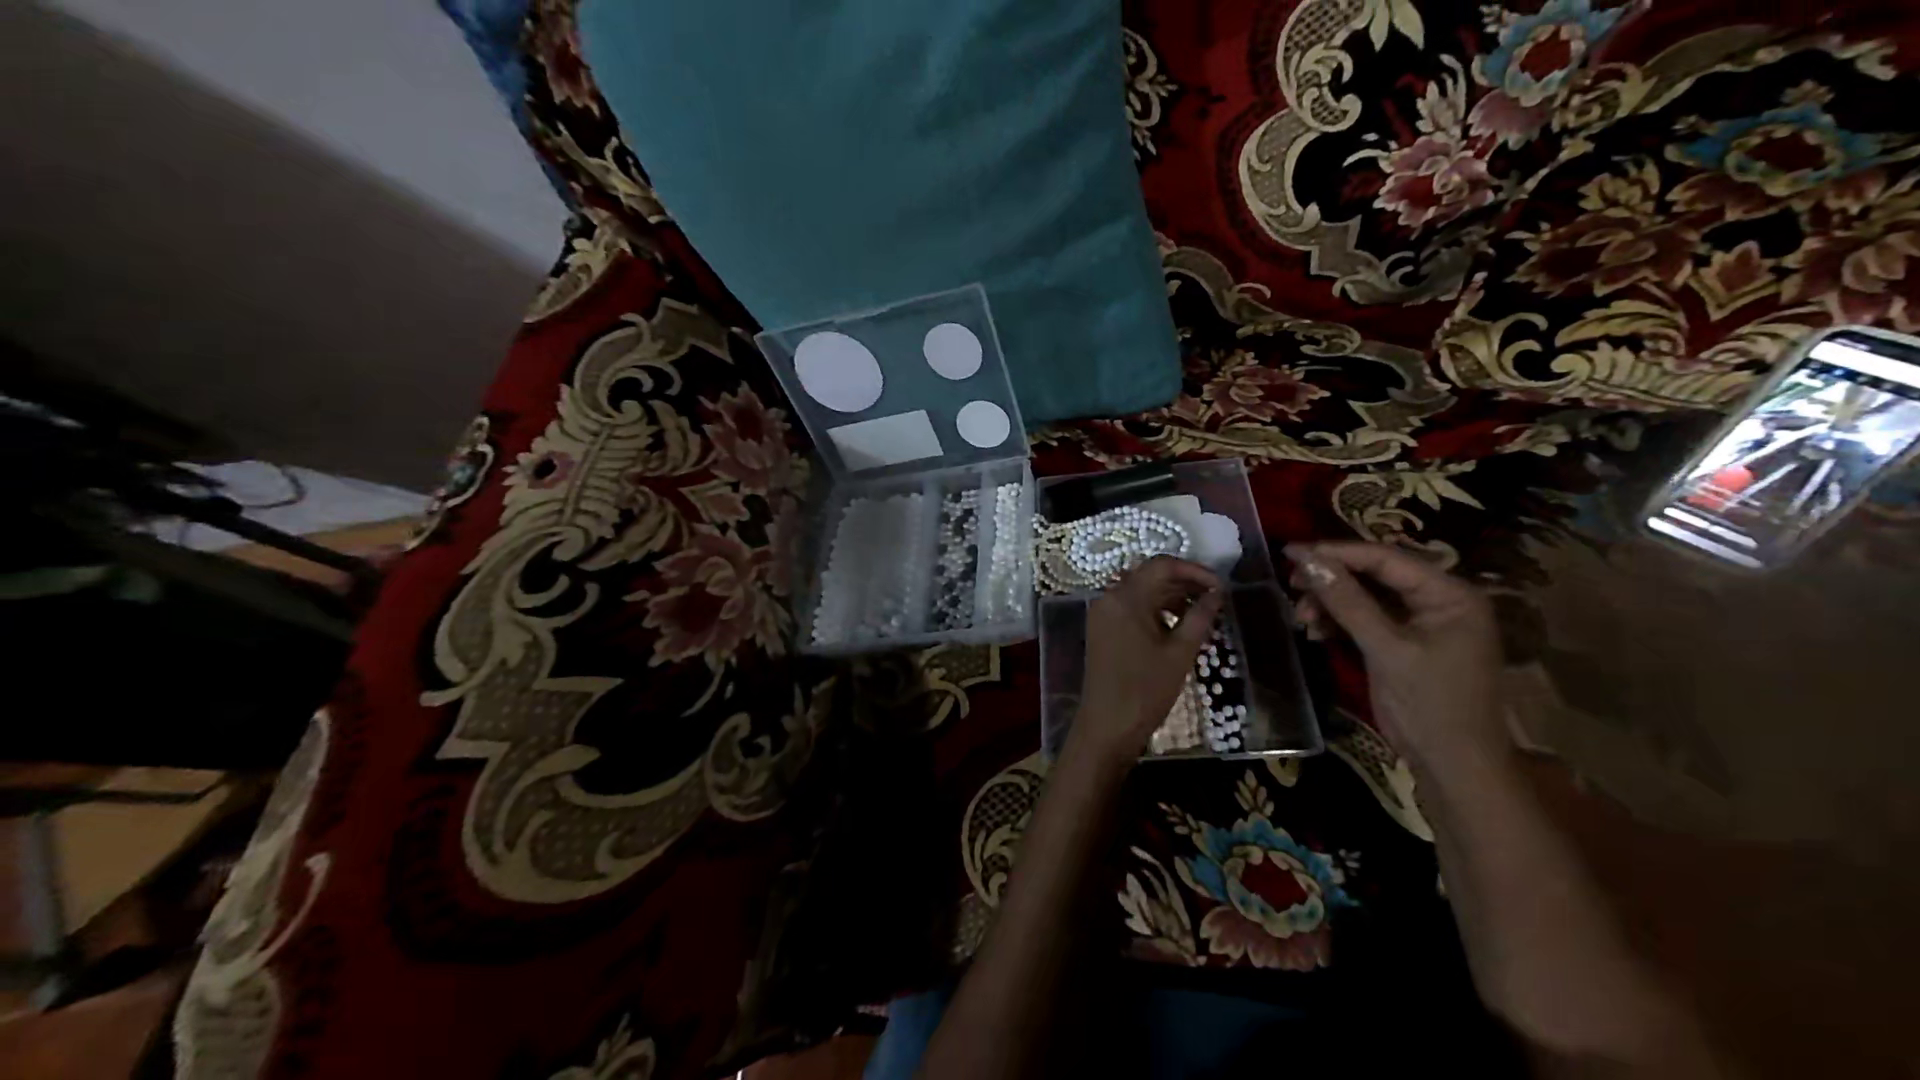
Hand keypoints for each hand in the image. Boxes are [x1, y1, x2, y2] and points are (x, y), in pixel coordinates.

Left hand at [1073, 556, 1222, 766]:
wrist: (1107, 725)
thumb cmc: (1146, 690)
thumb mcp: (1180, 653)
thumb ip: (1200, 617)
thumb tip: (1217, 594)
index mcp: (1126, 598)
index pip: (1162, 565)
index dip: (1195, 570)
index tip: (1221, 587)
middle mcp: (1109, 597)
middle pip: (1150, 575)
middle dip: (1185, 582)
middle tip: (1216, 599)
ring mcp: (1102, 613)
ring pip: (1141, 591)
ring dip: (1172, 596)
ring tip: (1203, 613)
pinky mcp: (1102, 628)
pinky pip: (1131, 607)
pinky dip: (1155, 609)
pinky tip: (1178, 625)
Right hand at [1285, 542, 1503, 773]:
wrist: (1453, 765)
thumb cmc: (1430, 704)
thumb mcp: (1386, 649)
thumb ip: (1347, 601)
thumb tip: (1307, 559)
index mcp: (1450, 594)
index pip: (1386, 558)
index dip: (1337, 553)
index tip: (1290, 551)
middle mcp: (1439, 600)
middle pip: (1375, 574)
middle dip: (1331, 580)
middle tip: (1291, 584)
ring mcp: (1422, 622)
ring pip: (1365, 596)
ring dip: (1330, 603)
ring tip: (1301, 617)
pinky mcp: (1404, 642)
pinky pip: (1366, 619)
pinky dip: (1339, 622)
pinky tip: (1315, 631)